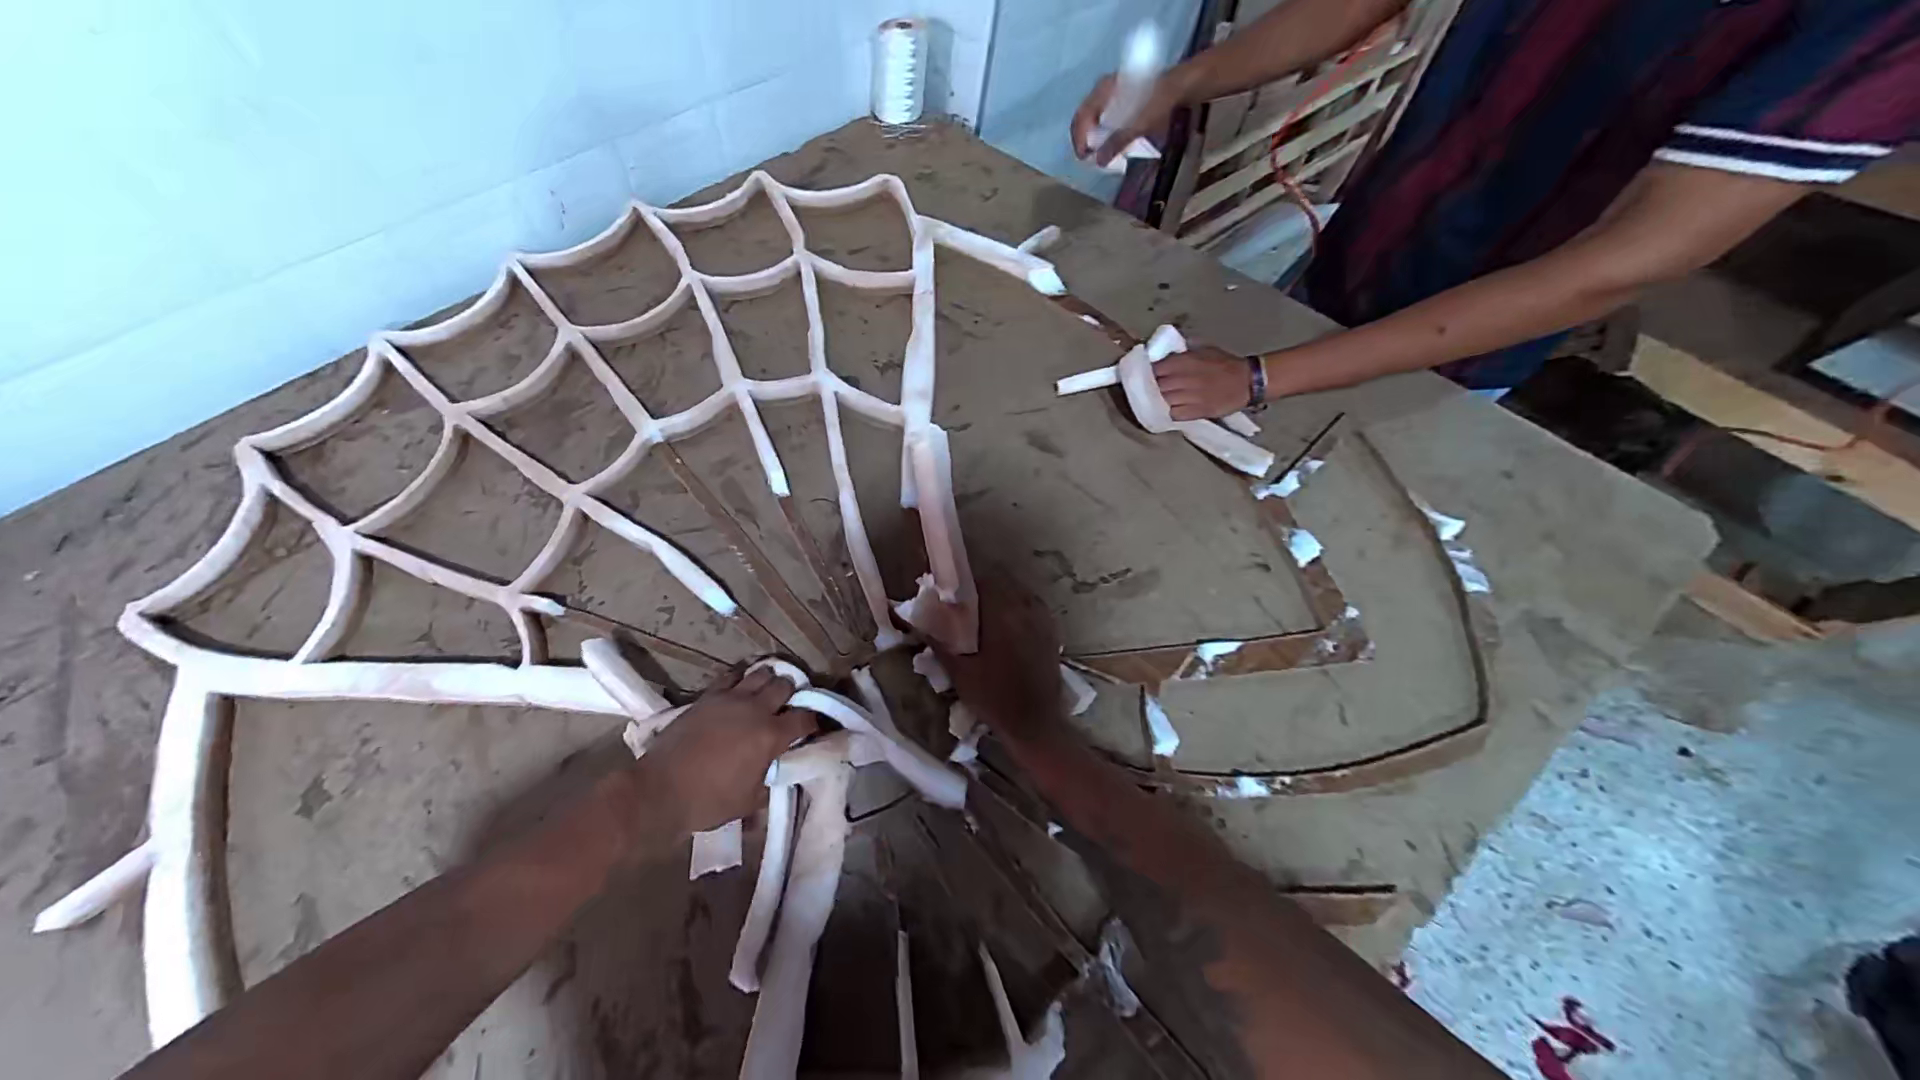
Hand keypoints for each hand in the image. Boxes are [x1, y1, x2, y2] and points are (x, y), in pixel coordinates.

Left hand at [638, 667, 817, 832]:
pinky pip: (731, 676)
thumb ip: (770, 779)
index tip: (813, 727)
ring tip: (768, 692)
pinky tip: (741, 686)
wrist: (660, 790)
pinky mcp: (708, 696)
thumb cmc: (709, 801)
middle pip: (785, 685)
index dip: (813, 721)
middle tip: (789, 706)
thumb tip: (777, 769)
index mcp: (771, 735)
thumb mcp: (750, 800)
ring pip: (761, 673)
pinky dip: (741, 678)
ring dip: (769, 681)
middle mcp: (756, 709)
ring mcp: (730, 698)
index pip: (805, 718)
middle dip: (792, 694)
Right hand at [935, 578, 1065, 742]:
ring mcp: (1042, 618)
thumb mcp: (959, 671)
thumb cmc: (993, 698)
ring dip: (999, 595)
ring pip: (1017, 591)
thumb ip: (938, 640)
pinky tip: (1004, 624)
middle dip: (980, 587)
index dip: (963, 581)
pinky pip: (1030, 605)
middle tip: (962, 603)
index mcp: (1002, 614)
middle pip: (1001, 582)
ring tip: (982, 612)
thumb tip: (916, 619)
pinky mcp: (1051, 630)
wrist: (1035, 723)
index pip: (982, 579)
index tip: (949, 591)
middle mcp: (1025, 609)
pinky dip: (1015, 606)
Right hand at [1071, 72, 1184, 166]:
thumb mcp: (1137, 124)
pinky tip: (1107, 140)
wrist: (1180, 85)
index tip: (1085, 158)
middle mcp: (1104, 88)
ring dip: (1092, 135)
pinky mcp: (1120, 95)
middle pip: (1084, 116)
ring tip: (1096, 151)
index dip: (1079, 140)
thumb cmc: (1158, 102)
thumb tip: (1099, 161)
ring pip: (1092, 116)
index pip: (1081, 117)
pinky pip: (1102, 114)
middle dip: (1084, 139)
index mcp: (1104, 91)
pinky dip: (1101, 129)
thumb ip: (1116, 142)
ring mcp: (1111, 91)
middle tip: (1088, 157)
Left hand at [1156, 342, 1256, 419]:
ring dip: (1159, 401)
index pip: (1156, 369)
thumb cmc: (1225, 364)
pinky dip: (1170, 412)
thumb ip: (1182, 356)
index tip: (1149, 376)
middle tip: (1153, 390)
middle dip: (1153, 388)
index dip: (1150, 374)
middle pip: (1158, 386)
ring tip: (1161, 401)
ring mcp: (1191, 397)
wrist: (1248, 381)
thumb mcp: (1203, 351)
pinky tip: (1172, 409)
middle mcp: (1186, 379)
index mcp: (1186, 362)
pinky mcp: (1198, 412)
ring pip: (1163, 401)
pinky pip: (1174, 414)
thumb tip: (1161, 359)